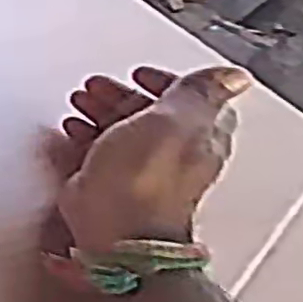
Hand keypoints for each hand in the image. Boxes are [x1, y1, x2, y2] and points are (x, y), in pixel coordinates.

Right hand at [56, 65, 251, 254]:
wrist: (114, 227)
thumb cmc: (140, 179)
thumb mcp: (171, 124)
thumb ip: (195, 96)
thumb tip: (231, 75)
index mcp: (197, 135)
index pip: (191, 100)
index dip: (165, 83)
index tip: (138, 73)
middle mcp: (173, 152)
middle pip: (150, 114)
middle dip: (122, 96)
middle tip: (96, 86)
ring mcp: (139, 168)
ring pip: (121, 130)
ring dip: (100, 112)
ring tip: (79, 103)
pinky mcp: (108, 180)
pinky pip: (97, 149)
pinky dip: (83, 135)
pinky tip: (71, 131)